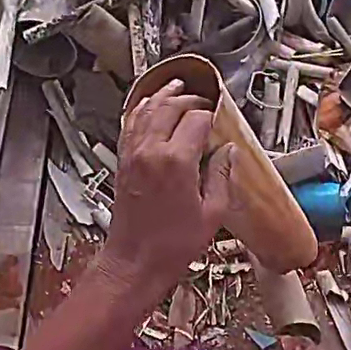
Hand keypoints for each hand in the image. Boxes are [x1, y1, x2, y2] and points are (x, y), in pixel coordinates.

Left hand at [95, 79, 234, 301]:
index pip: (197, 119)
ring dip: (163, 96)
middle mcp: (150, 152)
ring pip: (147, 110)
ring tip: (176, 87)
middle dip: (190, 100)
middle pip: (170, 107)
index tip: (221, 119)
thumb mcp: (212, 212)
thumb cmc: (171, 245)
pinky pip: (130, 125)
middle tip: (204, 102)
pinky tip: (147, 106)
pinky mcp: (123, 163)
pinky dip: (140, 110)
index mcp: (176, 161)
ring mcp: (133, 155)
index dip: (211, 115)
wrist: (135, 262)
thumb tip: (228, 153)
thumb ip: (222, 175)